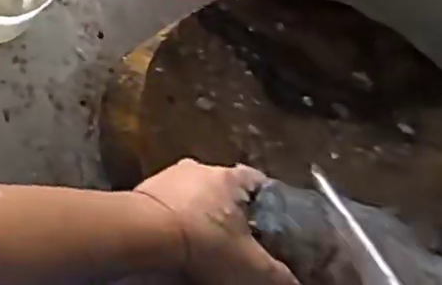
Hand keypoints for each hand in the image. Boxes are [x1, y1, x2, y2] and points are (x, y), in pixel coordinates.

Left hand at [136, 160, 296, 284]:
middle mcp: (197, 167)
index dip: (274, 200)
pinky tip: (194, 232)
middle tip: (254, 236)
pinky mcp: (150, 186)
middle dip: (240, 209)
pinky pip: (178, 198)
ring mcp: (170, 174)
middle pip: (227, 187)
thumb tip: (293, 279)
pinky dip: (189, 213)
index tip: (283, 220)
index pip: (258, 180)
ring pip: (200, 191)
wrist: (147, 230)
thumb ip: (283, 274)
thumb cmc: (208, 242)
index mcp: (227, 177)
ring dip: (211, 210)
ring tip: (223, 237)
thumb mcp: (258, 268)